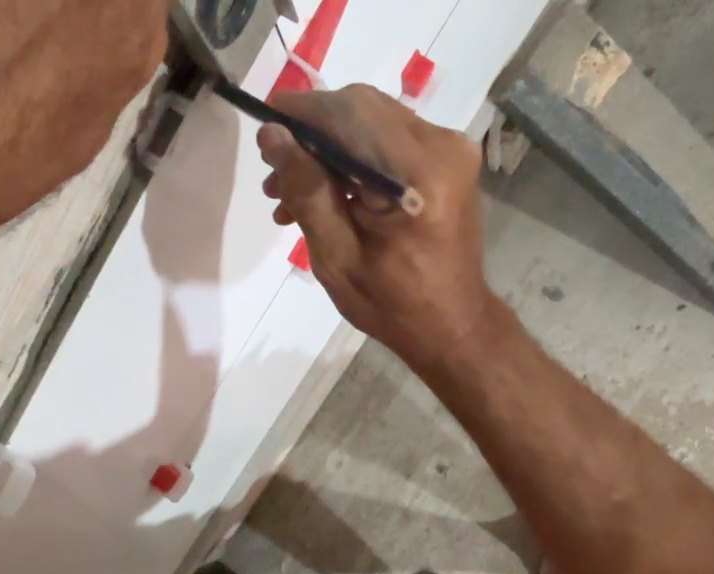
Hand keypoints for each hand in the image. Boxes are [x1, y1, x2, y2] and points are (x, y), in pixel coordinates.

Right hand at [257, 85, 507, 369]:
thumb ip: (307, 190)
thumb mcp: (337, 257)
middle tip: (273, 175)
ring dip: (328, 150)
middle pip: (362, 110)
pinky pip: (388, 142)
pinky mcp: (447, 158)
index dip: (302, 113)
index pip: (351, 114)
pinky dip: (353, 160)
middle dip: (312, 134)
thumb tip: (273, 135)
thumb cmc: (391, 304)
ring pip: (372, 123)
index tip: (263, 130)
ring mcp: (449, 148)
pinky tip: (325, 194)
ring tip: (290, 195)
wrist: (451, 323)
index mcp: (417, 175)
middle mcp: (442, 146)